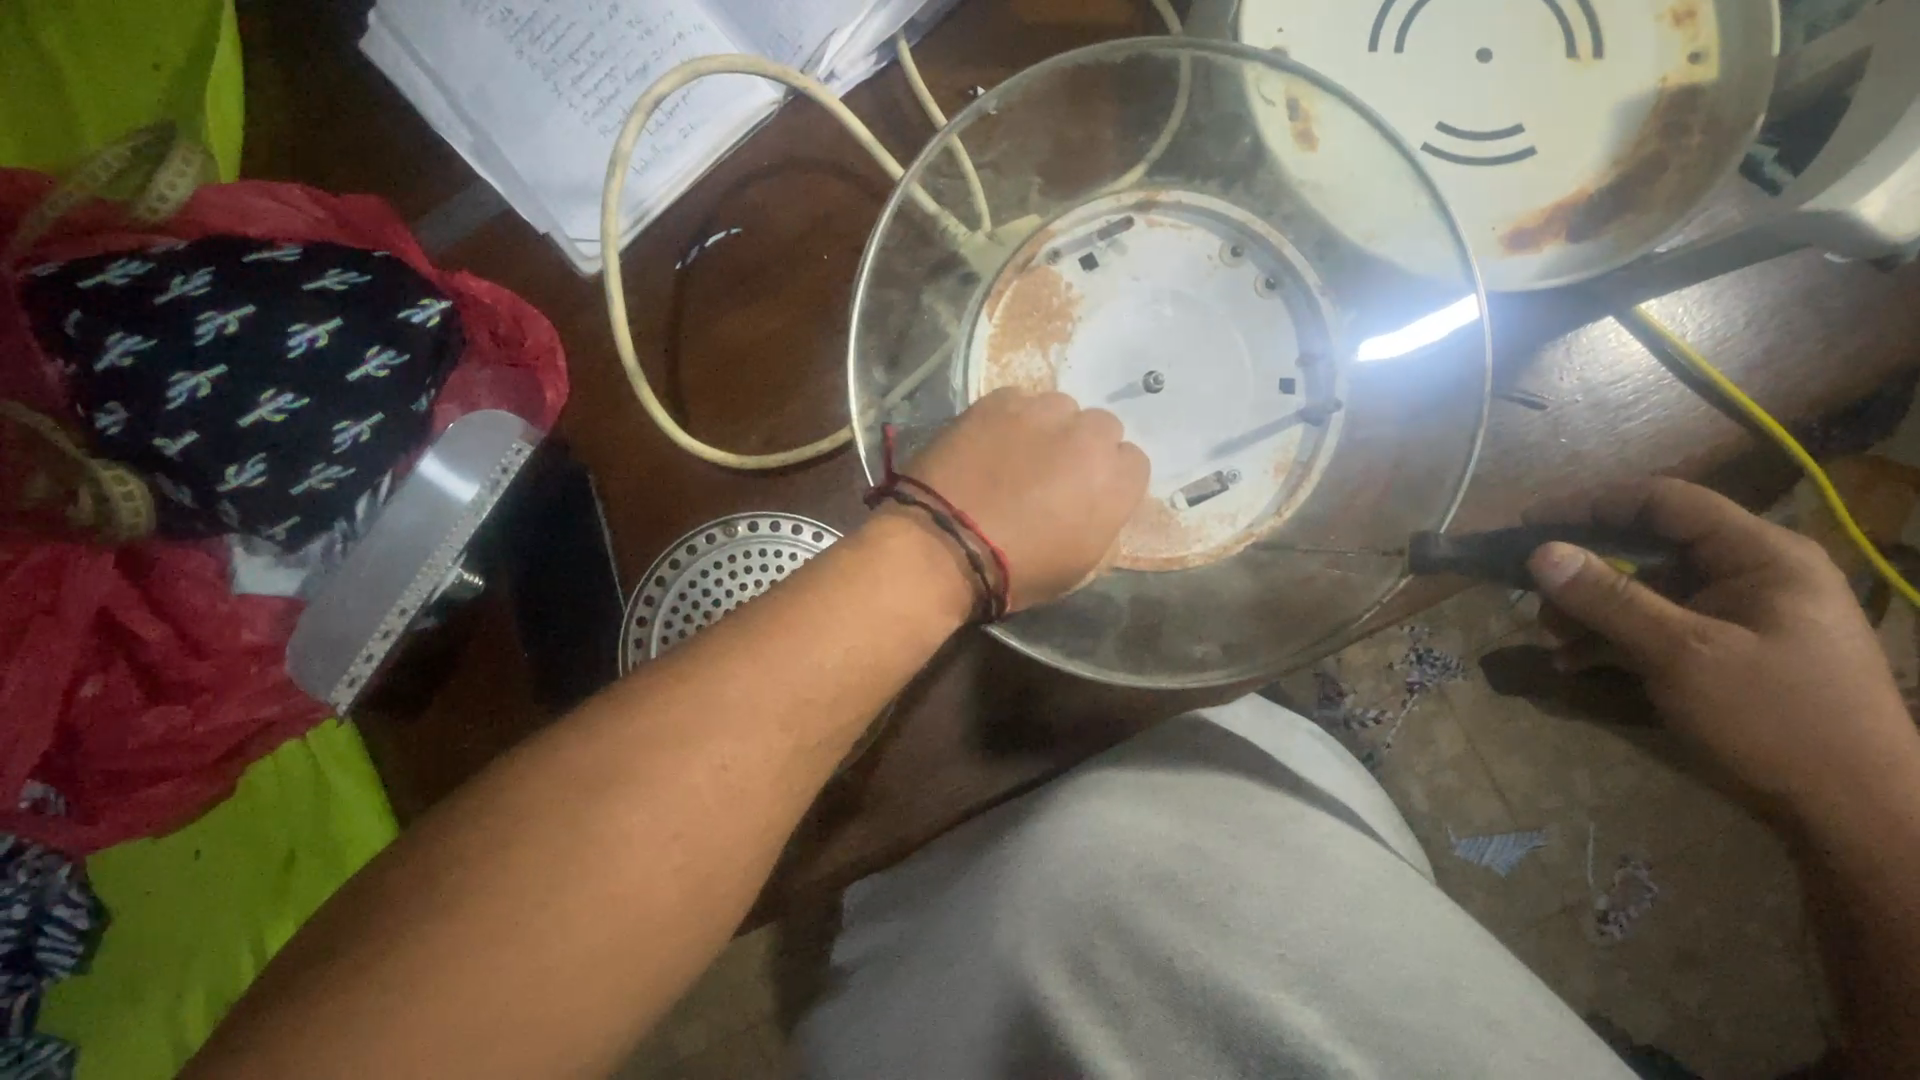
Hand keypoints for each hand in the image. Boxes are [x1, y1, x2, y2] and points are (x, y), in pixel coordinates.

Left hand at [894, 388, 1148, 612]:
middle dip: (1082, 447)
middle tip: (1052, 473)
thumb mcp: (1080, 566)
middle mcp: (1089, 438)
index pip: (1133, 462)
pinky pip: (1018, 400)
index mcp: (1115, 482)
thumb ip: (1104, 523)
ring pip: (1060, 408)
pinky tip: (989, 443)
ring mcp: (1042, 413)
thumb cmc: (1015, 571)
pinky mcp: (999, 401)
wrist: (944, 546)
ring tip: (1018, 454)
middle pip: (1101, 428)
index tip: (1086, 494)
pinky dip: (1009, 418)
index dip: (1109, 479)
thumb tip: (1100, 503)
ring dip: (1048, 428)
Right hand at [1523, 477, 1919, 816]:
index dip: (1590, 505)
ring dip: (1589, 612)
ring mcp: (1739, 614)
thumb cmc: (1777, 719)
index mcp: (1760, 555)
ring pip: (1644, 591)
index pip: (1663, 501)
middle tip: (1534, 601)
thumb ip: (1609, 599)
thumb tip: (1539, 552)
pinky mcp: (1726, 651)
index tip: (1527, 523)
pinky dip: (1611, 640)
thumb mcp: (1681, 655)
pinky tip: (1574, 664)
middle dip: (1582, 573)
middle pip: (1646, 547)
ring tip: (1553, 644)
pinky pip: (1655, 627)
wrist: (1856, 812)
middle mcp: (1750, 573)